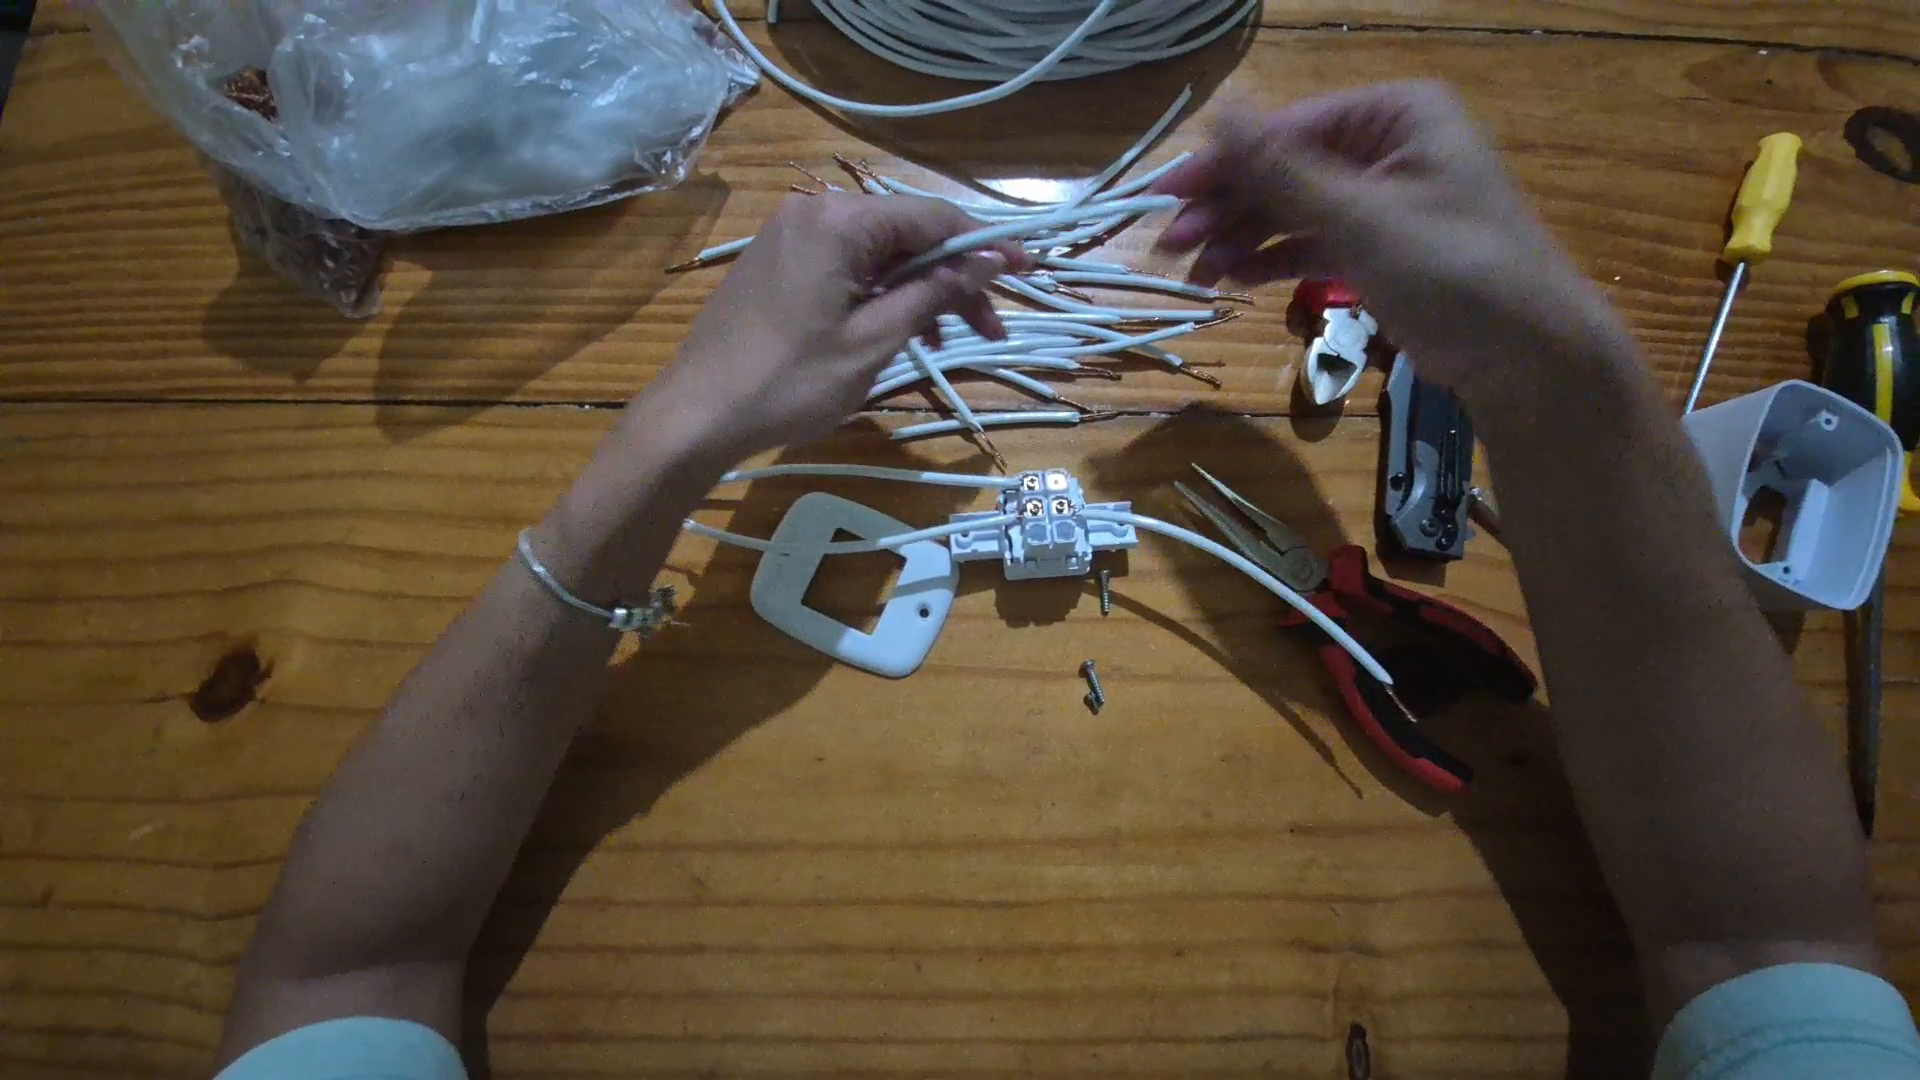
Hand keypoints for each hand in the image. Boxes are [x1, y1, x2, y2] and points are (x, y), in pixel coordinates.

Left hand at [644, 193, 1025, 462]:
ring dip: (919, 293)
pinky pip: (847, 270)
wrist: (698, 414)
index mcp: (841, 222)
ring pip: (879, 256)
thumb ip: (933, 294)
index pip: (934, 219)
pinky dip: (880, 298)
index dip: (986, 246)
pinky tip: (898, 333)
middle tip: (990, 330)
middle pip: (907, 236)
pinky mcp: (780, 265)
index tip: (1027, 272)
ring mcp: (792, 237)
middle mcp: (816, 213)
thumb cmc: (791, 383)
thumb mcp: (873, 341)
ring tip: (945, 342)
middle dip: (953, 280)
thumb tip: (987, 260)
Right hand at [1153, 80, 1633, 409]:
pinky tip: (1230, 279)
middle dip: (1225, 209)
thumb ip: (1284, 170)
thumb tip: (1221, 112)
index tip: (1163, 197)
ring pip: (1287, 211)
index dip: (1220, 165)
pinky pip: (1304, 244)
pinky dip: (1268, 261)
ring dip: (1240, 239)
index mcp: (1393, 116)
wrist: (1517, 350)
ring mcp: (1374, 201)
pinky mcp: (1369, 248)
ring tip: (1196, 273)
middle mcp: (1381, 148)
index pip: (1286, 132)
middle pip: (1281, 172)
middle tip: (1169, 245)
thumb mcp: (1361, 216)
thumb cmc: (1449, 269)